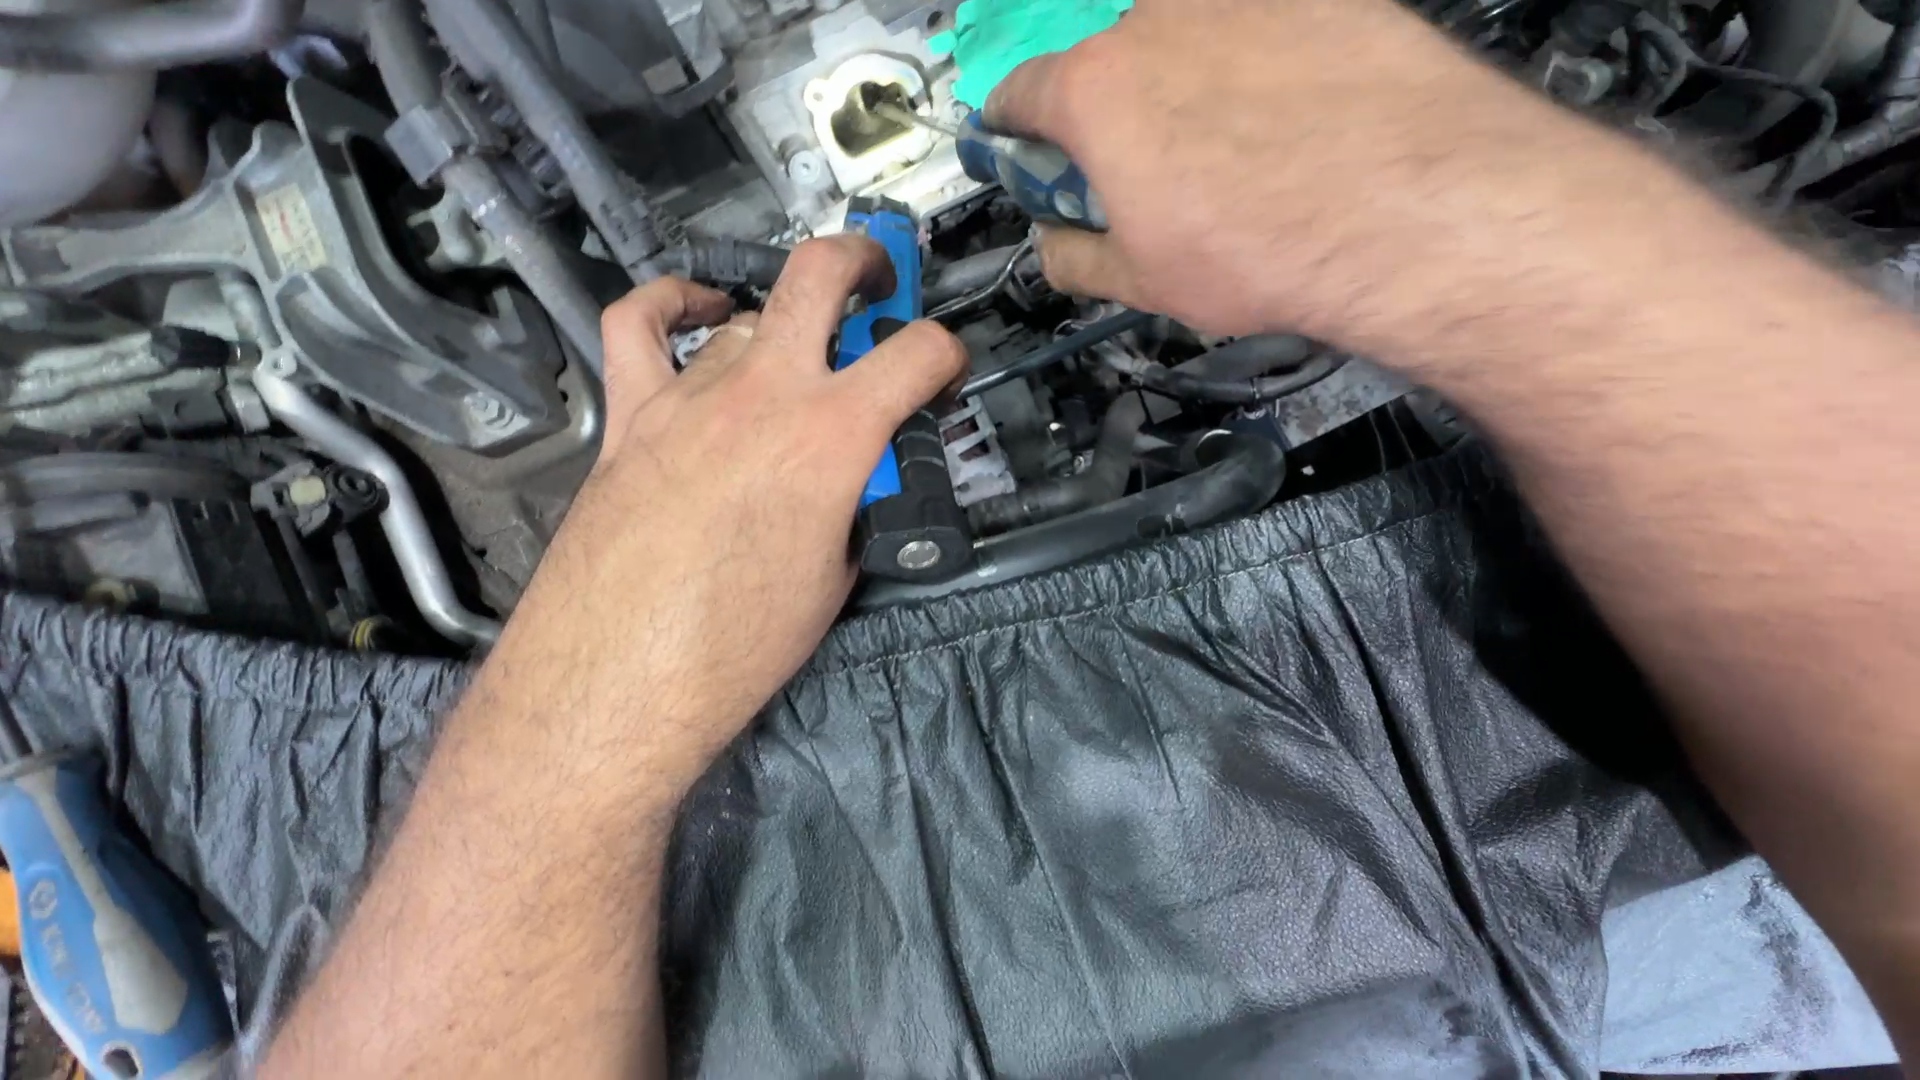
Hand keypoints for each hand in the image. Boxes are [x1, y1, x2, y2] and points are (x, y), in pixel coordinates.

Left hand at [479, 236, 967, 789]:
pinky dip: (672, 304)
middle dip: (865, 262)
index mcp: (831, 438)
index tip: (944, 371)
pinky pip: (639, 325)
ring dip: (783, 329)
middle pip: (820, 275)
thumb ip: (855, 505)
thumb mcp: (837, 575)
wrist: (620, 682)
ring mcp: (689, 396)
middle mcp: (762, 394)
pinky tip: (697, 311)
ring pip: (747, 317)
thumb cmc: (740, 647)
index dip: (946, 355)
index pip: (916, 356)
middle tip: (881, 282)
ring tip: (795, 362)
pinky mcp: (631, 416)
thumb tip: (854, 480)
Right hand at [987, 0, 1679, 353]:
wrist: (1414, 208)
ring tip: (1230, 151)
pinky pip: (1255, 29)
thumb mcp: (1140, 283)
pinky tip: (1288, 119)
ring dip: (1180, 87)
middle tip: (1144, 174)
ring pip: (1180, 40)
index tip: (1024, 156)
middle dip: (1105, 116)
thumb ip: (1073, 257)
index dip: (1011, 132)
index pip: (1017, 95)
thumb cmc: (1257, 251)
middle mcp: (1154, 19)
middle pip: (1101, 65)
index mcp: (1095, 91)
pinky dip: (1252, 66)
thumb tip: (1053, 241)